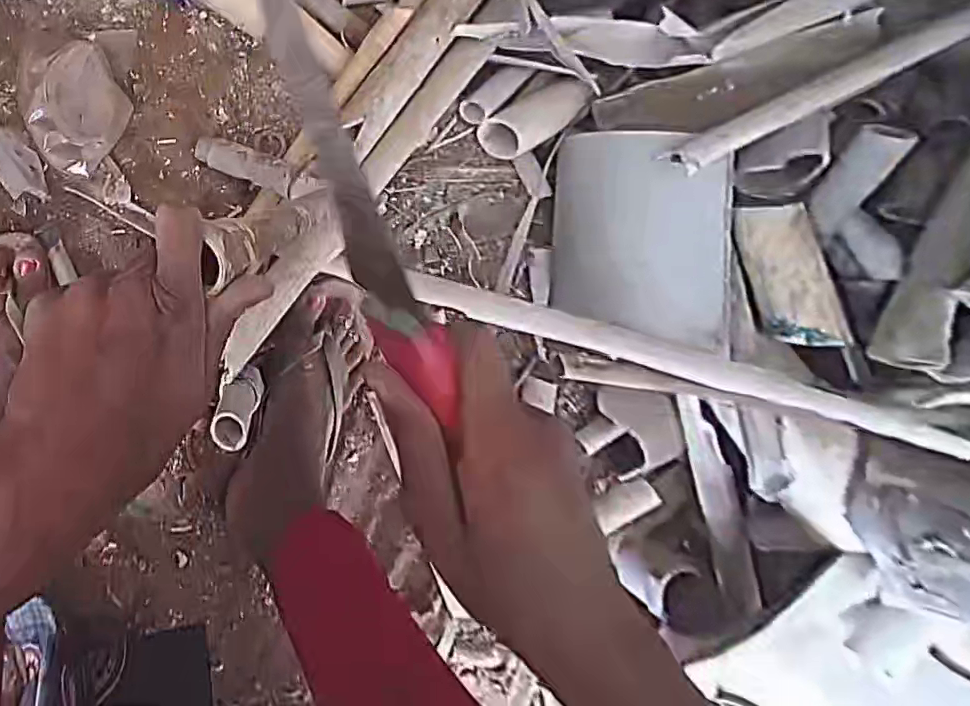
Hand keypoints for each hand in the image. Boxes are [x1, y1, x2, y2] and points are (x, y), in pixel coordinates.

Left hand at [0, 206, 269, 610]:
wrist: (56, 465)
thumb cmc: (133, 437)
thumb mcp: (194, 385)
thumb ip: (221, 322)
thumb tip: (256, 285)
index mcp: (172, 305)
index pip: (180, 226)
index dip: (184, 232)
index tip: (185, 248)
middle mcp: (124, 288)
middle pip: (143, 266)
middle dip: (148, 293)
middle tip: (144, 339)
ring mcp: (80, 294)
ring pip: (105, 285)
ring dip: (109, 310)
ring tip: (106, 359)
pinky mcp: (45, 303)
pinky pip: (70, 298)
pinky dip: (75, 320)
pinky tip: (77, 359)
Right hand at [364, 322, 703, 704]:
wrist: (585, 632)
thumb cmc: (511, 585)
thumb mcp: (434, 514)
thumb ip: (411, 436)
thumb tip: (383, 377)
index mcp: (501, 438)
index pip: (468, 342)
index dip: (423, 336)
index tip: (390, 348)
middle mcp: (534, 425)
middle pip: (468, 367)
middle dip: (431, 392)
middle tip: (415, 440)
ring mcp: (552, 435)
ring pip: (481, 393)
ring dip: (454, 419)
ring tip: (450, 477)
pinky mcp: (557, 446)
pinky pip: (502, 414)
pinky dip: (479, 432)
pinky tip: (477, 484)